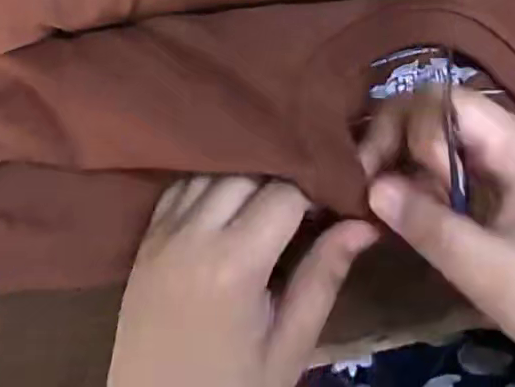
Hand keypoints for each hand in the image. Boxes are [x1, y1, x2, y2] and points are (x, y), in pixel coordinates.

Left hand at [109, 176, 379, 386]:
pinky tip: (234, 194)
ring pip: (217, 167)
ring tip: (275, 189)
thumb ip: (324, 276)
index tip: (337, 195)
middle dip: (285, 173)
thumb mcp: (289, 347)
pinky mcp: (147, 236)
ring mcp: (164, 231)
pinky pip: (184, 182)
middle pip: (251, 169)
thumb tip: (367, 222)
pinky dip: (213, 178)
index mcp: (234, 264)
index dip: (318, 186)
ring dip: (250, 171)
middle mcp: (195, 234)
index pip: (288, 191)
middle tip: (311, 191)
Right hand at [361, 91, 514, 386]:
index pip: (441, 100)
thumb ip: (433, 228)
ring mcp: (489, 156)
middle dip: (392, 139)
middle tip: (374, 192)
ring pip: (425, 132)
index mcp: (508, 139)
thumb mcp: (495, 273)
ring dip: (396, 159)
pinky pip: (434, 160)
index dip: (410, 131)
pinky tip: (398, 211)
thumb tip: (371, 185)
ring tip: (383, 206)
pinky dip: (409, 178)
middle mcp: (495, 134)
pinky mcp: (482, 180)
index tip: (398, 182)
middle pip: (427, 108)